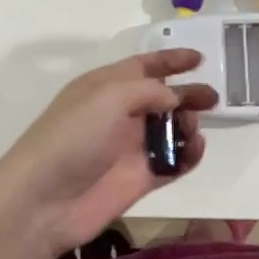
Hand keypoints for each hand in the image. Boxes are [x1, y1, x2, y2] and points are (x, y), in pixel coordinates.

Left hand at [0, 49, 216, 252]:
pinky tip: (195, 149)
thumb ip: (149, 90)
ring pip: (171, 129)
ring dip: (188, 125)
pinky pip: (173, 162)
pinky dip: (189, 155)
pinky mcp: (140, 178)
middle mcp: (121, 113)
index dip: (171, 60)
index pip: (145, 66)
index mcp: (107, 86)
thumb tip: (173, 97)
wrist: (45, 200)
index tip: (200, 58)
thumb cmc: (74, 136)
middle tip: (212, 97)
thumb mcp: (110, 96)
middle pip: (163, 97)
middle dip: (188, 93)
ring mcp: (130, 147)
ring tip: (191, 128)